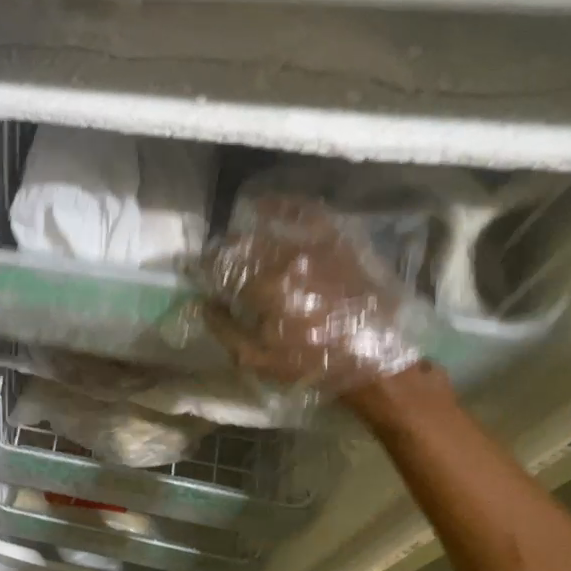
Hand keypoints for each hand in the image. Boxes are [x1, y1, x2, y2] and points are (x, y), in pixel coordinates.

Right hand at [203, 194, 422, 395]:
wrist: (375, 362)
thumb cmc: (310, 365)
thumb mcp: (255, 359)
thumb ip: (223, 327)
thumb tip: (202, 302)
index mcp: (265, 289)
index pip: (219, 267)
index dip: (203, 268)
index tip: (195, 272)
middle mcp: (289, 260)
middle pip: (243, 244)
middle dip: (225, 252)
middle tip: (219, 263)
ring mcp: (318, 248)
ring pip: (271, 229)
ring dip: (249, 234)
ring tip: (239, 240)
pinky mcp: (340, 245)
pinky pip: (310, 215)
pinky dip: (286, 207)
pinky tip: (268, 205)